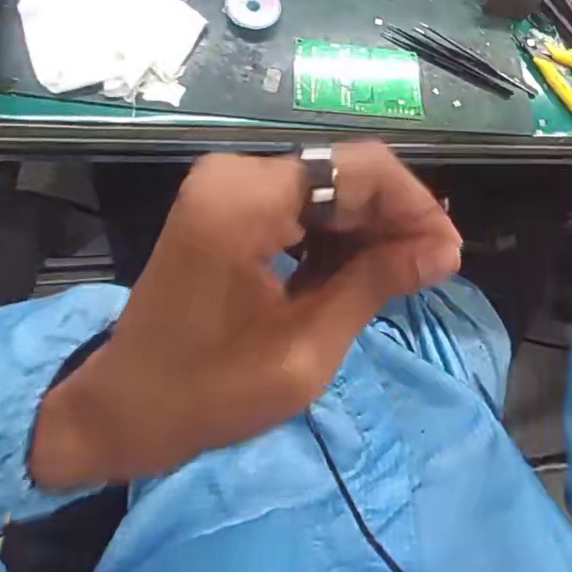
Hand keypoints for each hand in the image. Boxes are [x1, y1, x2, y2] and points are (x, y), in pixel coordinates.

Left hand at [31, 142, 460, 489]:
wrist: (124, 403)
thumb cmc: (206, 393)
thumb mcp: (305, 350)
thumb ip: (374, 284)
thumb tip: (442, 251)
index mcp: (244, 202)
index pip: (357, 168)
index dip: (414, 204)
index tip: (447, 253)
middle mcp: (233, 173)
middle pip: (342, 170)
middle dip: (394, 217)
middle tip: (432, 269)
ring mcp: (224, 183)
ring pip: (325, 184)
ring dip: (367, 226)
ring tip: (401, 275)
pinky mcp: (223, 200)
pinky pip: (298, 200)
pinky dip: (333, 231)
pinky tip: (355, 270)